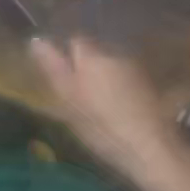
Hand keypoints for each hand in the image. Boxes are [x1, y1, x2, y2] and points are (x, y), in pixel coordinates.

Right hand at [29, 37, 184, 179]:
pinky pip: (125, 77)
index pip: (75, 39)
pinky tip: (115, 107)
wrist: (153, 151)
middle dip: (84, 62)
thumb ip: (53, 67)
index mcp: (92, 56)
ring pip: (110, 64)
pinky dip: (117, 86)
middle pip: (94, 50)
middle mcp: (115, 55)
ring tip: (94, 99)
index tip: (59, 71)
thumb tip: (36, 40)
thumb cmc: (102, 125)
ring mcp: (136, 70)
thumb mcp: (69, 99)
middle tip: (74, 87)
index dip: (65, 53)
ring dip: (102, 74)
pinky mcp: (150, 87)